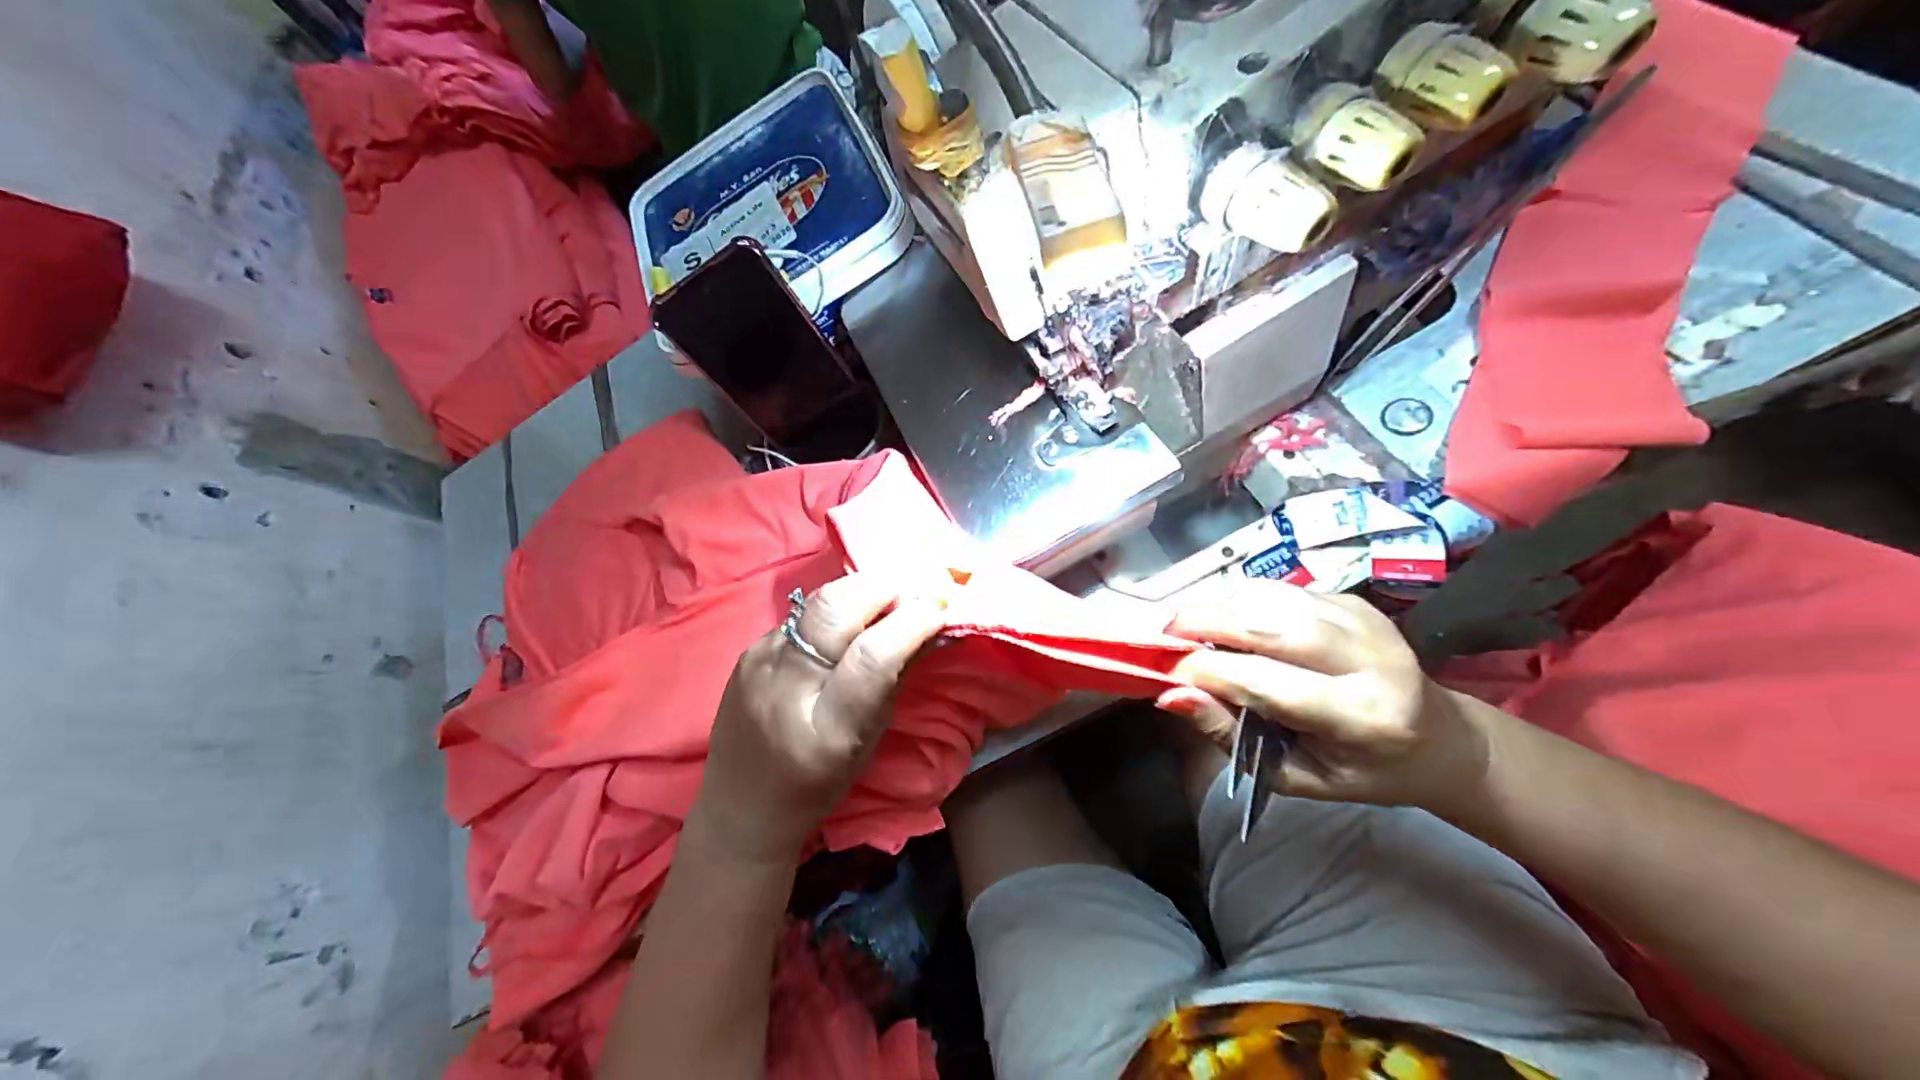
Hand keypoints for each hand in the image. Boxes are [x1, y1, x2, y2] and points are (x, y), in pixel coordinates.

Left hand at [694, 573, 947, 860]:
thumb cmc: (817, 785)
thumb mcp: (869, 740)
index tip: (940, 609)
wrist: (741, 804)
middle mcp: (788, 686)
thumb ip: (897, 679)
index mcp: (826, 728)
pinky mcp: (748, 649)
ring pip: (818, 600)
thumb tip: (935, 627)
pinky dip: (835, 607)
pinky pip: (802, 614)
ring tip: (888, 595)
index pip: (874, 656)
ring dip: (861, 589)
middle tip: (915, 588)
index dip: (913, 622)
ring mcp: (760, 662)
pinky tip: (849, 617)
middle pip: (837, 609)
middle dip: (885, 586)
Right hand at [1156, 581, 1487, 808]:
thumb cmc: (1361, 770)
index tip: (1166, 673)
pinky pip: (1284, 590)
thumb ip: (1231, 736)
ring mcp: (1366, 621)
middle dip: (1207, 623)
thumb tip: (1172, 696)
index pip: (1267, 683)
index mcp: (1362, 717)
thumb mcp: (1295, 776)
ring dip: (1222, 606)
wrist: (1438, 737)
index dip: (1208, 673)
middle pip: (1271, 627)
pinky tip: (1230, 619)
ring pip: (1274, 599)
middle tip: (1165, 631)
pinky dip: (1246, 600)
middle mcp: (1370, 659)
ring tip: (1189, 624)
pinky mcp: (1356, 601)